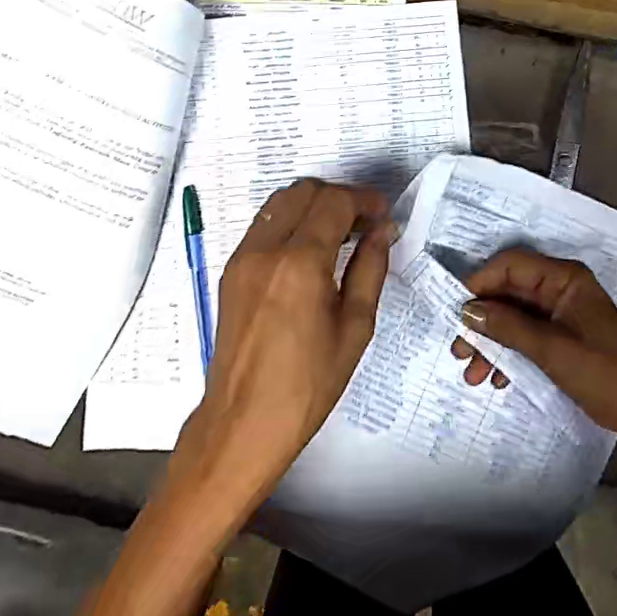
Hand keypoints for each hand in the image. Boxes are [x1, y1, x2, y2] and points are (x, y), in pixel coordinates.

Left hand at [182, 179, 392, 496]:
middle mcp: (265, 251)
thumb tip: (384, 230)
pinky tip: (314, 252)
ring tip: (341, 235)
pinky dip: (293, 222)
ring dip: (315, 206)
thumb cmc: (309, 382)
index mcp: (300, 264)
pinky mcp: (231, 272)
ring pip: (281, 202)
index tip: (384, 216)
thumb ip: (371, 267)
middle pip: (305, 191)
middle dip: (341, 198)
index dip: (366, 201)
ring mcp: (242, 260)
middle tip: (366, 224)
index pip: (335, 202)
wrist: (242, 424)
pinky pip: (265, 225)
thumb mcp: (357, 325)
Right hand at [453, 249, 616, 436]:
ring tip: (474, 375)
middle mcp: (562, 289)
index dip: (481, 283)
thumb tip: (468, 311)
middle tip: (459, 353)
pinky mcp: (563, 337)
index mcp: (566, 279)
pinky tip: (499, 379)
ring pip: (514, 317)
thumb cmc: (605, 372)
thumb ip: (509, 327)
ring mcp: (563, 314)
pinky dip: (509, 354)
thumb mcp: (553, 350)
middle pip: (510, 292)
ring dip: (492, 342)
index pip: (513, 265)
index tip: (455, 313)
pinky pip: (527, 336)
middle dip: (482, 320)